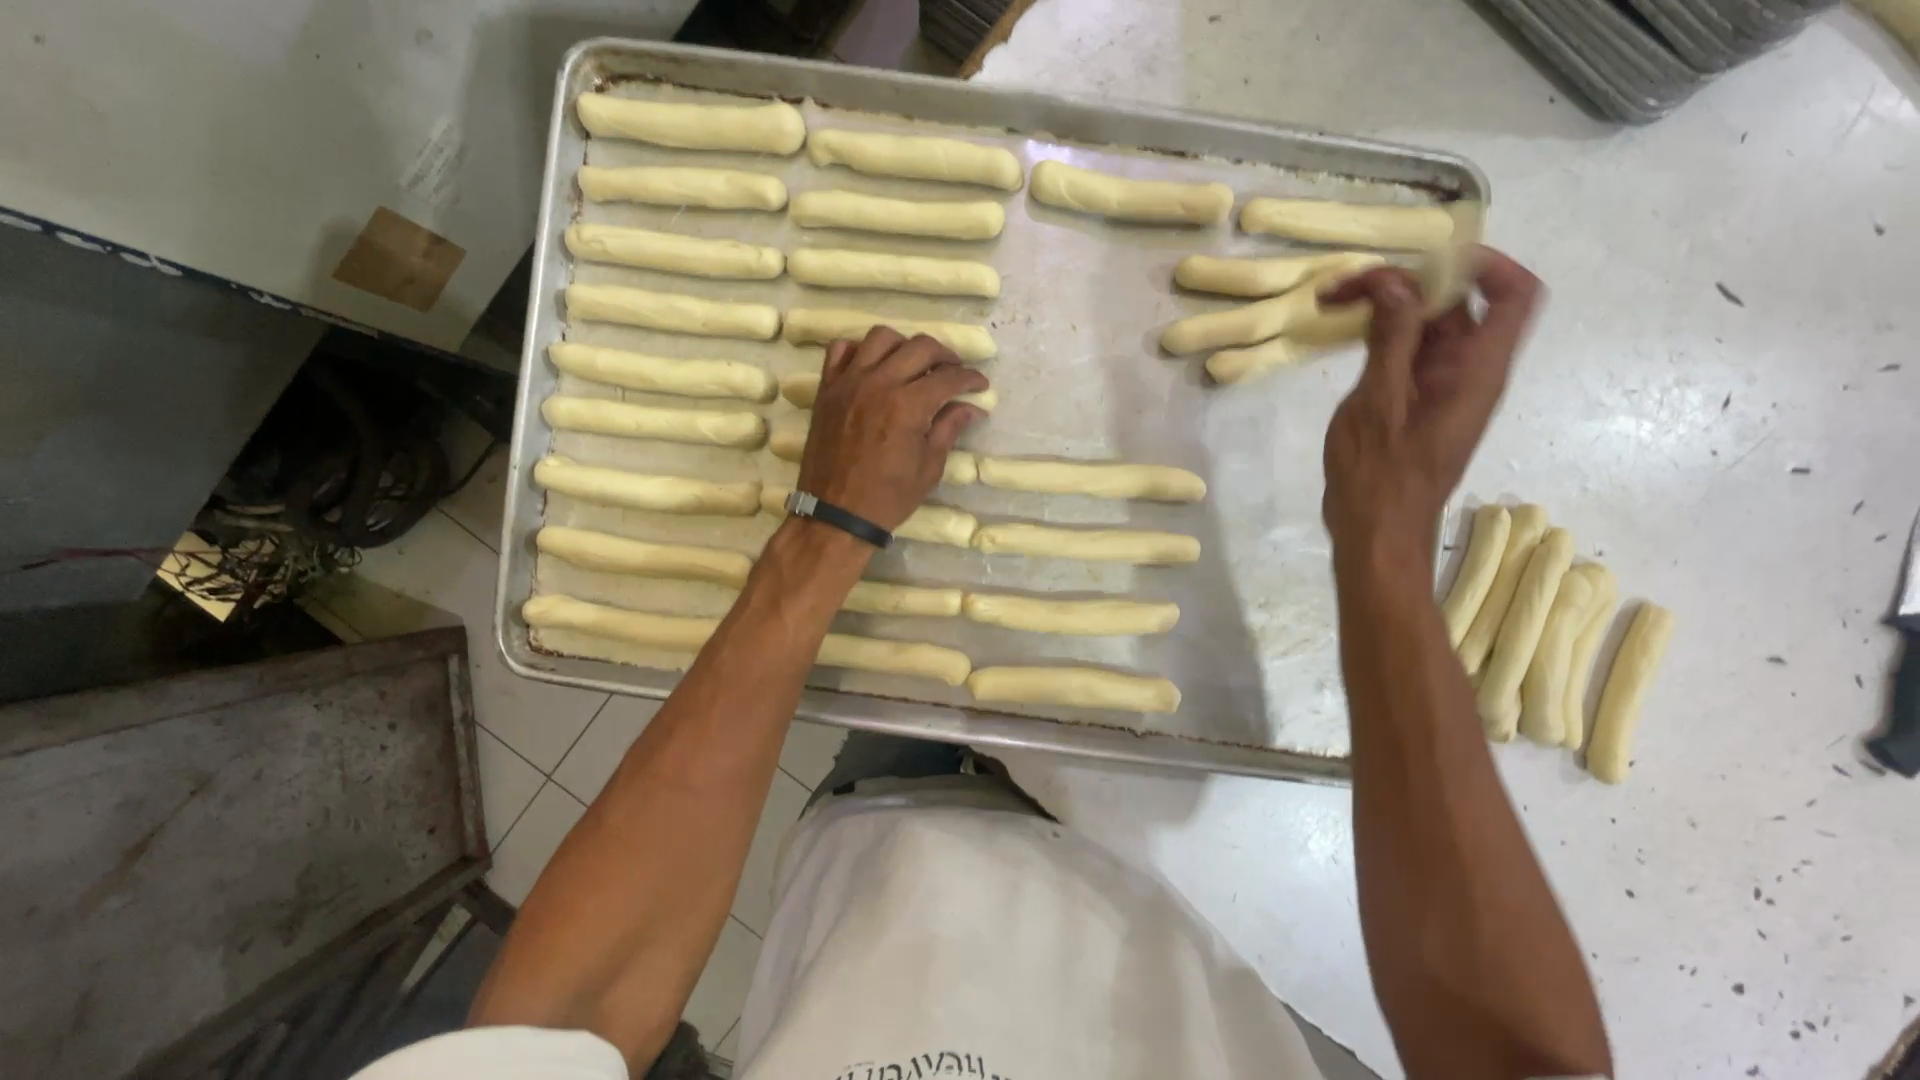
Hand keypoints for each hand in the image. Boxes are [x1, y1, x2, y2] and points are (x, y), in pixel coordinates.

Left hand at [799, 328, 987, 529]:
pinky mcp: (827, 389)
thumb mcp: (929, 467)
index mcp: (908, 406)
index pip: (948, 377)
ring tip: (914, 364)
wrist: (836, 514)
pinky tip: (873, 366)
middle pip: (920, 346)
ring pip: (881, 337)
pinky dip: (860, 350)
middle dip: (945, 356)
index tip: (979, 384)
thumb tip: (971, 408)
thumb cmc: (888, 497)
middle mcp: (879, 384)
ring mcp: (849, 383)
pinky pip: (840, 350)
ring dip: (905, 346)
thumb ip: (949, 429)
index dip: (970, 378)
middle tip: (953, 372)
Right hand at [1320, 247, 1541, 562]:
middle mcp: (1470, 372)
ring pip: (1432, 323)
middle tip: (1350, 285)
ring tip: (1338, 301)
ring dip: (1390, 304)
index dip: (1482, 263)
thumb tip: (1396, 281)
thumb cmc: (1379, 478)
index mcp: (1477, 371)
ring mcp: (1444, 387)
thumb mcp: (1379, 404)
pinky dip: (1383, 331)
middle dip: (1411, 281)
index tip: (1420, 261)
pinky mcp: (1418, 401)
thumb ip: (1392, 338)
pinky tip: (1346, 331)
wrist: (1375, 535)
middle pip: (1462, 302)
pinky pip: (1412, 349)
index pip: (1514, 293)